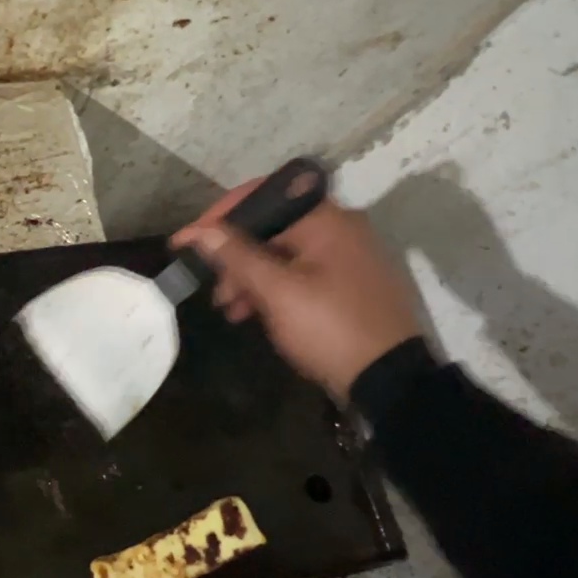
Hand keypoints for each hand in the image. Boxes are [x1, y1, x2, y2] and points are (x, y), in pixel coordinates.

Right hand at [171, 184, 422, 400]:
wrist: (390, 381)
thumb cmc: (330, 327)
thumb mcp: (276, 291)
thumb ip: (236, 256)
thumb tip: (200, 231)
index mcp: (326, 219)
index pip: (261, 195)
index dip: (219, 215)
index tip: (187, 241)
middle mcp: (339, 228)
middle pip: (270, 226)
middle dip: (233, 254)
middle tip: (210, 285)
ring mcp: (346, 257)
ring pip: (281, 253)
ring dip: (248, 275)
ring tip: (228, 308)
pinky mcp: (347, 285)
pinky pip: (298, 273)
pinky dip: (271, 288)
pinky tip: (252, 314)